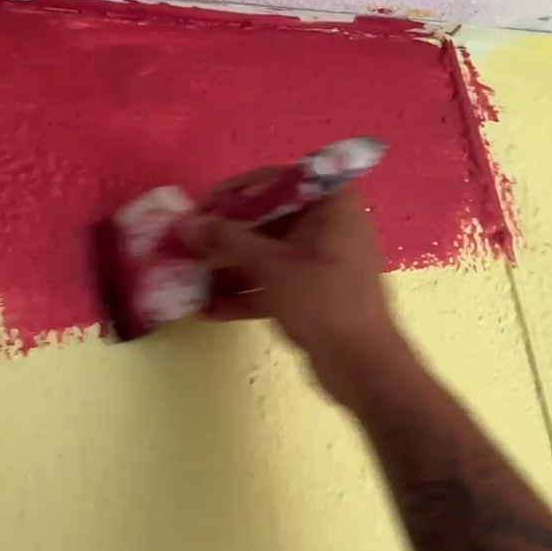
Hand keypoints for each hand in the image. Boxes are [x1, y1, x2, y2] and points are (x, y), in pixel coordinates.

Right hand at [202, 177, 416, 407]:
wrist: (364, 367)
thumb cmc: (324, 302)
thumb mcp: (272, 266)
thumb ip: (227, 241)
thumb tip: (187, 225)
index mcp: (332, 204)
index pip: (276, 183)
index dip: (234, 194)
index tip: (199, 209)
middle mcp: (331, 225)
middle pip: (269, 220)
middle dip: (226, 236)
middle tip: (188, 244)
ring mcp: (324, 262)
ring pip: (270, 254)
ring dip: (231, 267)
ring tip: (190, 277)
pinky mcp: (316, 294)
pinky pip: (276, 283)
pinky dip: (247, 293)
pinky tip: (209, 309)